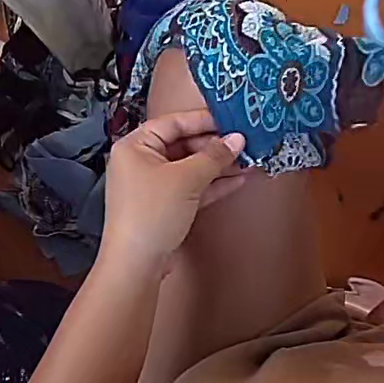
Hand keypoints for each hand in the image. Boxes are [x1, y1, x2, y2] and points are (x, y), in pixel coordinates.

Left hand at [100, 109, 247, 271]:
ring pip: (191, 168)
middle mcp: (142, 162)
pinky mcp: (166, 206)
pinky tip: (237, 180)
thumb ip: (214, 156)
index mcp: (135, 146)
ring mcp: (154, 186)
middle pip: (184, 145)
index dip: (203, 121)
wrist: (137, 263)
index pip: (173, 123)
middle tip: (244, 144)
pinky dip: (213, 184)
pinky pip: (192, 188)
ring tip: (247, 161)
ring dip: (219, 166)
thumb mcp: (186, 178)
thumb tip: (237, 140)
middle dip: (215, 147)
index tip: (230, 120)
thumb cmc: (150, 214)